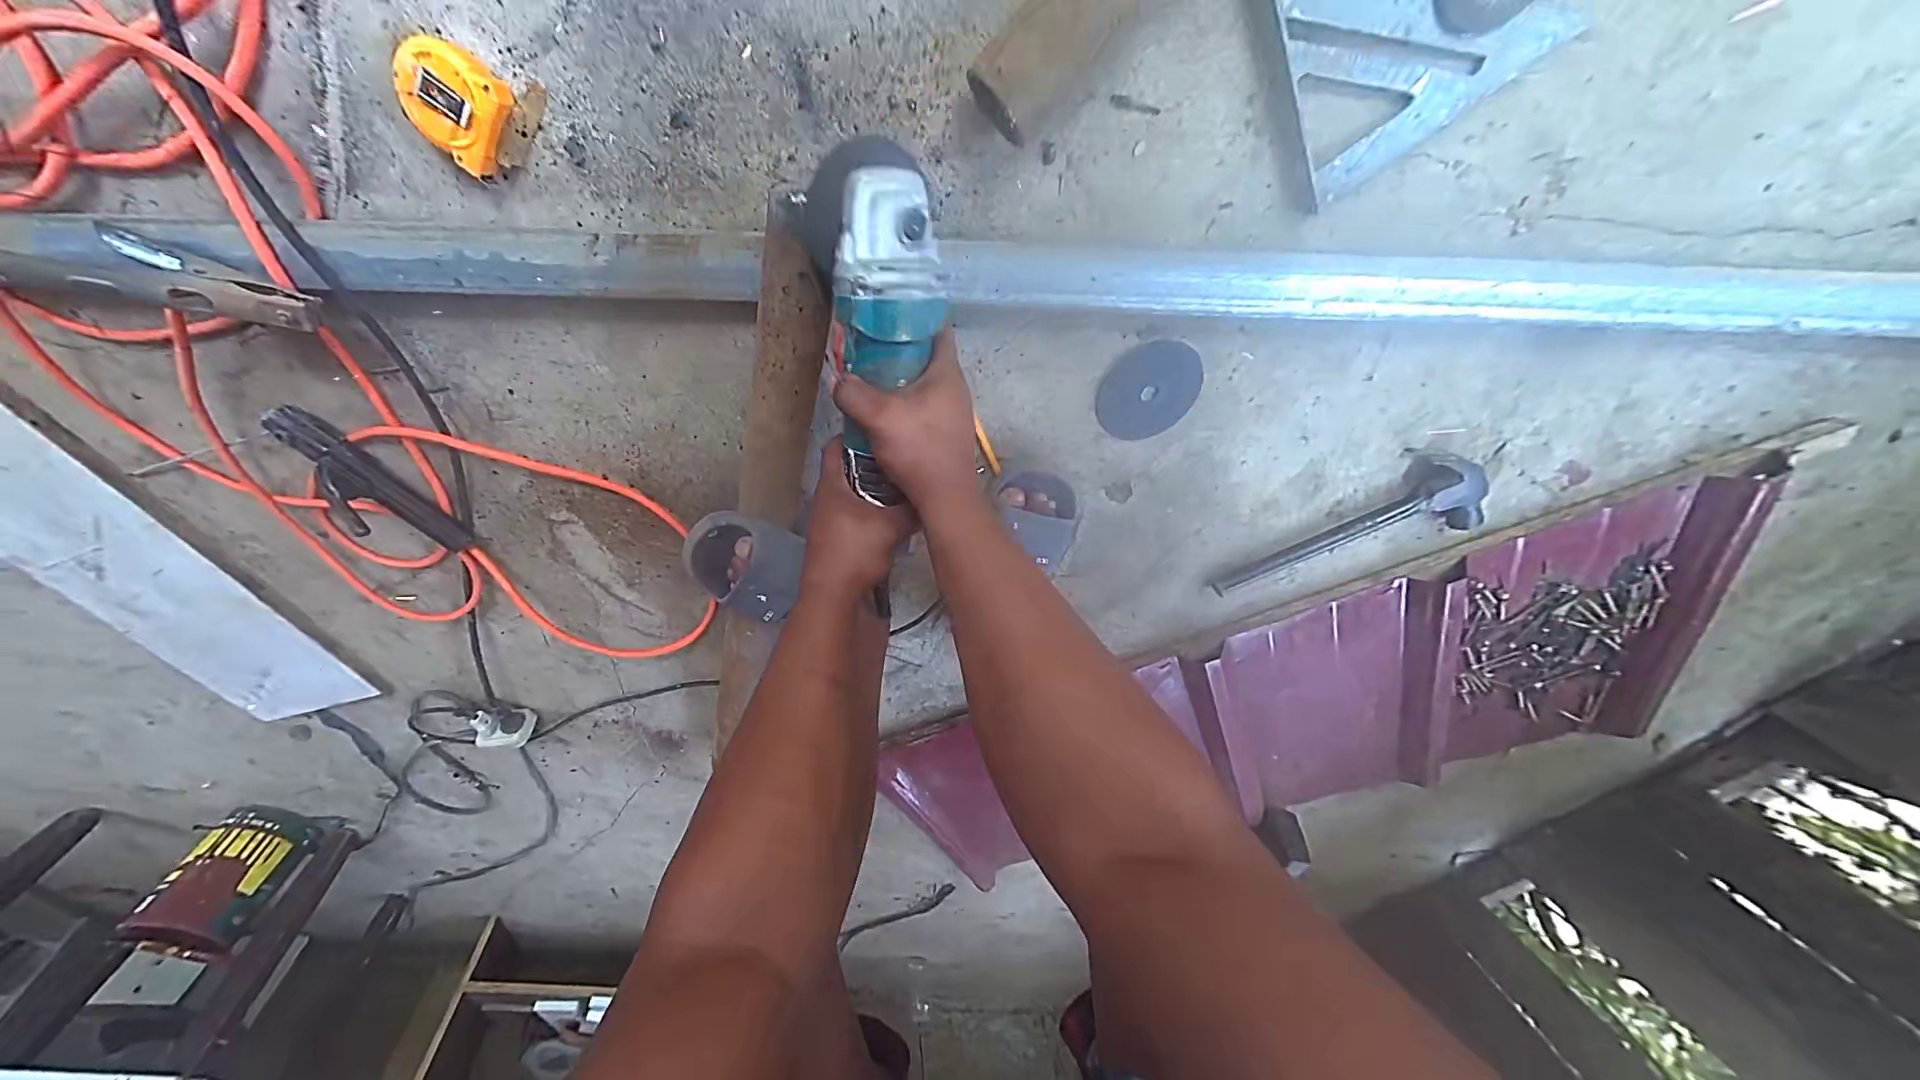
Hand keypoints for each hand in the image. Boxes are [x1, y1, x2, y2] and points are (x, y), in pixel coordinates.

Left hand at [800, 437, 918, 595]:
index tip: (884, 433)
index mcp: (832, 485)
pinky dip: (878, 517)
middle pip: (850, 472)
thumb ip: (910, 509)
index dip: (857, 434)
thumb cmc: (855, 551)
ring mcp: (832, 523)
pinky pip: (861, 520)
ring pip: (857, 497)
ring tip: (907, 491)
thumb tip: (928, 500)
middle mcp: (828, 500)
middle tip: (904, 462)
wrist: (835, 598)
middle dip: (876, 466)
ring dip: (879, 495)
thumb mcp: (890, 525)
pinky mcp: (841, 543)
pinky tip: (900, 522)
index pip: (837, 445)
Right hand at [830, 328, 979, 508]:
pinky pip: (922, 405)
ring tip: (871, 379)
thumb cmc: (919, 450)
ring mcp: (953, 411)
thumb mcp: (879, 416)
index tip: (887, 315)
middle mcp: (955, 388)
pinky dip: (904, 401)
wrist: (944, 497)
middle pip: (927, 355)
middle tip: (869, 348)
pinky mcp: (945, 431)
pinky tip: (883, 410)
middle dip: (899, 349)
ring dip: (900, 379)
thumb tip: (839, 381)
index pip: (937, 328)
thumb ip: (853, 392)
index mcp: (947, 372)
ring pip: (923, 383)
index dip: (913, 316)